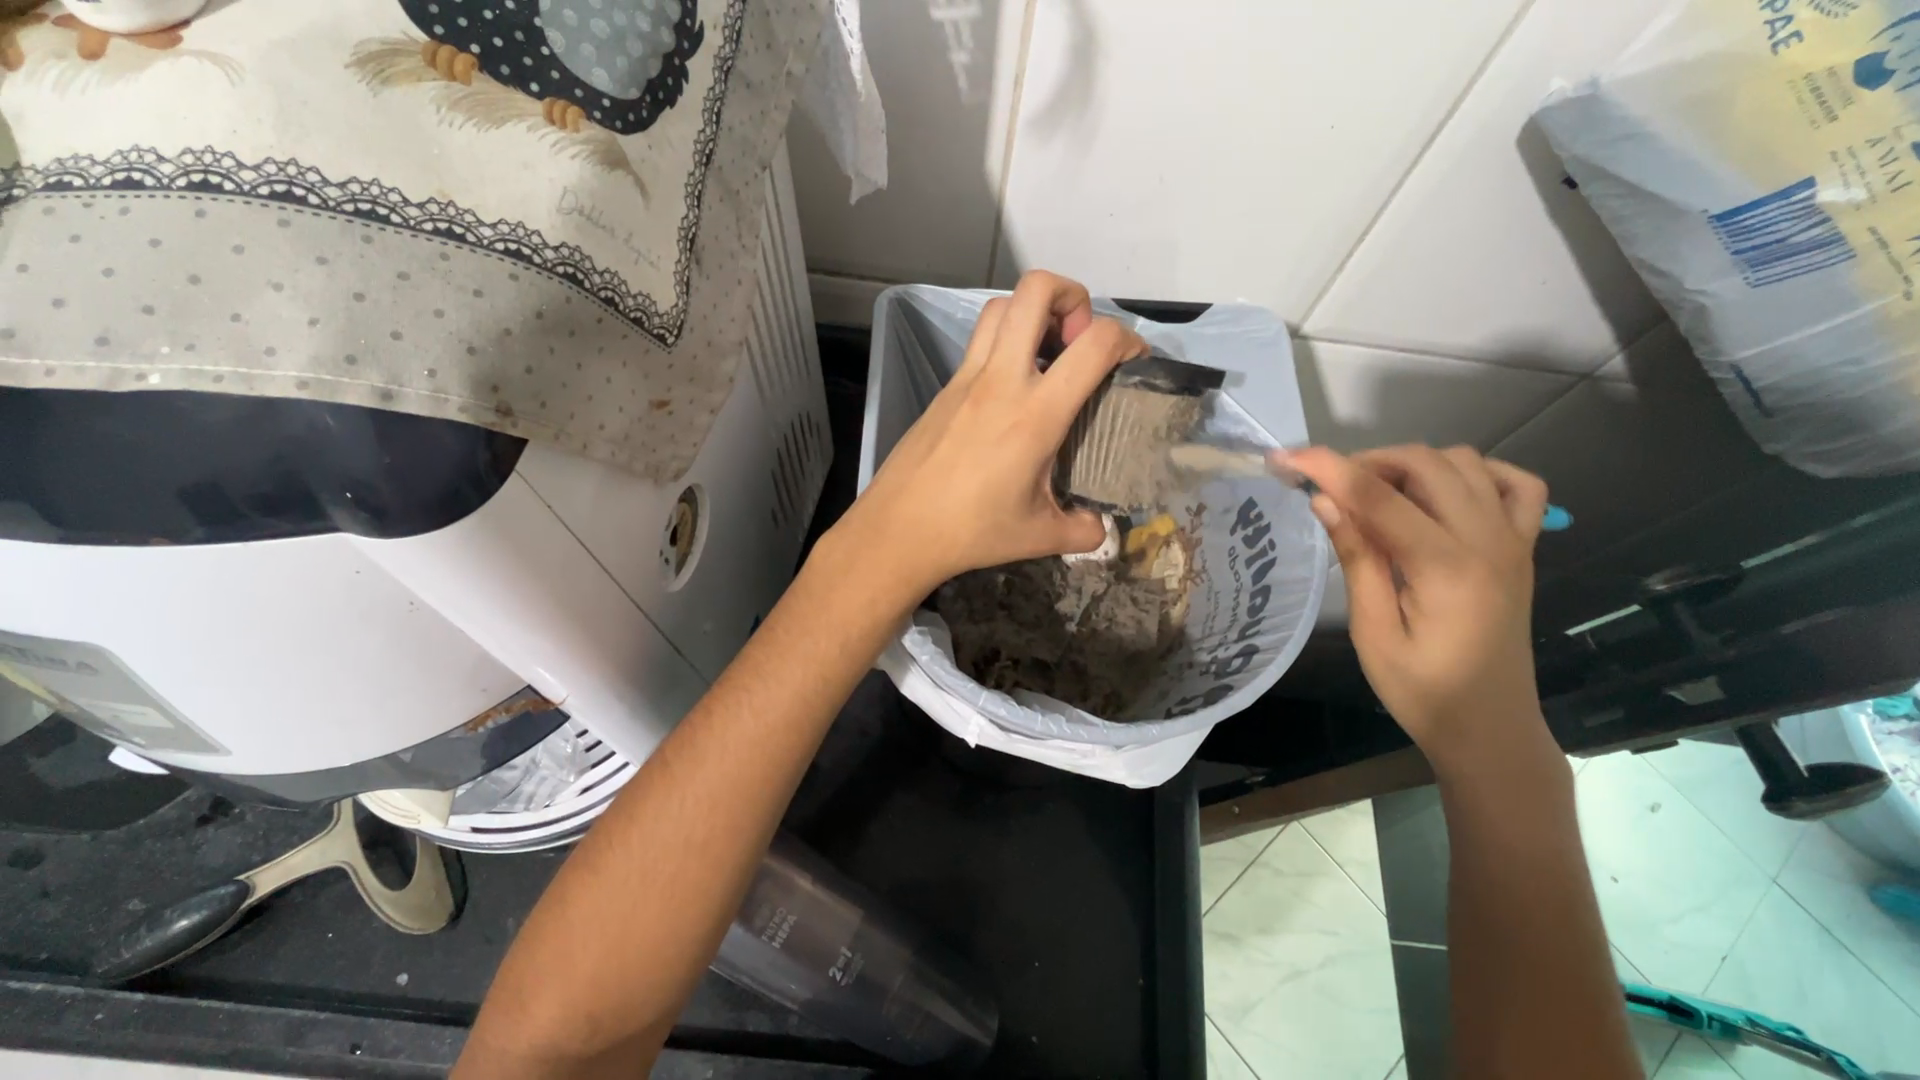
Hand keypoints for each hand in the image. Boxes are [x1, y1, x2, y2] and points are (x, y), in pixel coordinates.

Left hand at [825, 270, 1146, 598]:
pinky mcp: (946, 386)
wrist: (897, 529)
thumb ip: (1083, 530)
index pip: (1094, 344)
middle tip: (1080, 341)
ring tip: (1049, 354)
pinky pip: (980, 339)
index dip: (1127, 339)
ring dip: (1034, 311)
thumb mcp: (1039, 537)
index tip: (1132, 363)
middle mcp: (1001, 380)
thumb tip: (1100, 527)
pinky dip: (1006, 340)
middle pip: (1037, 290)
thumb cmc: (970, 532)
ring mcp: (968, 377)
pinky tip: (1014, 387)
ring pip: (1002, 305)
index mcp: (1035, 413)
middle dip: (1074, 297)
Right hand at [1284, 445, 1552, 773]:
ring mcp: (1513, 540)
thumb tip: (1326, 502)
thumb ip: (1357, 560)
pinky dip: (1477, 474)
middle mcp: (1487, 541)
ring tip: (1375, 493)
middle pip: (1425, 464)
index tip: (1284, 457)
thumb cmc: (1422, 692)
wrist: (1490, 727)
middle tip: (1326, 487)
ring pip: (1466, 463)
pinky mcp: (1522, 548)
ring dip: (1413, 463)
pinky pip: (1516, 484)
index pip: (1378, 496)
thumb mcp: (1374, 633)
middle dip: (1367, 461)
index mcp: (1446, 567)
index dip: (1327, 468)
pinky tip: (1443, 493)